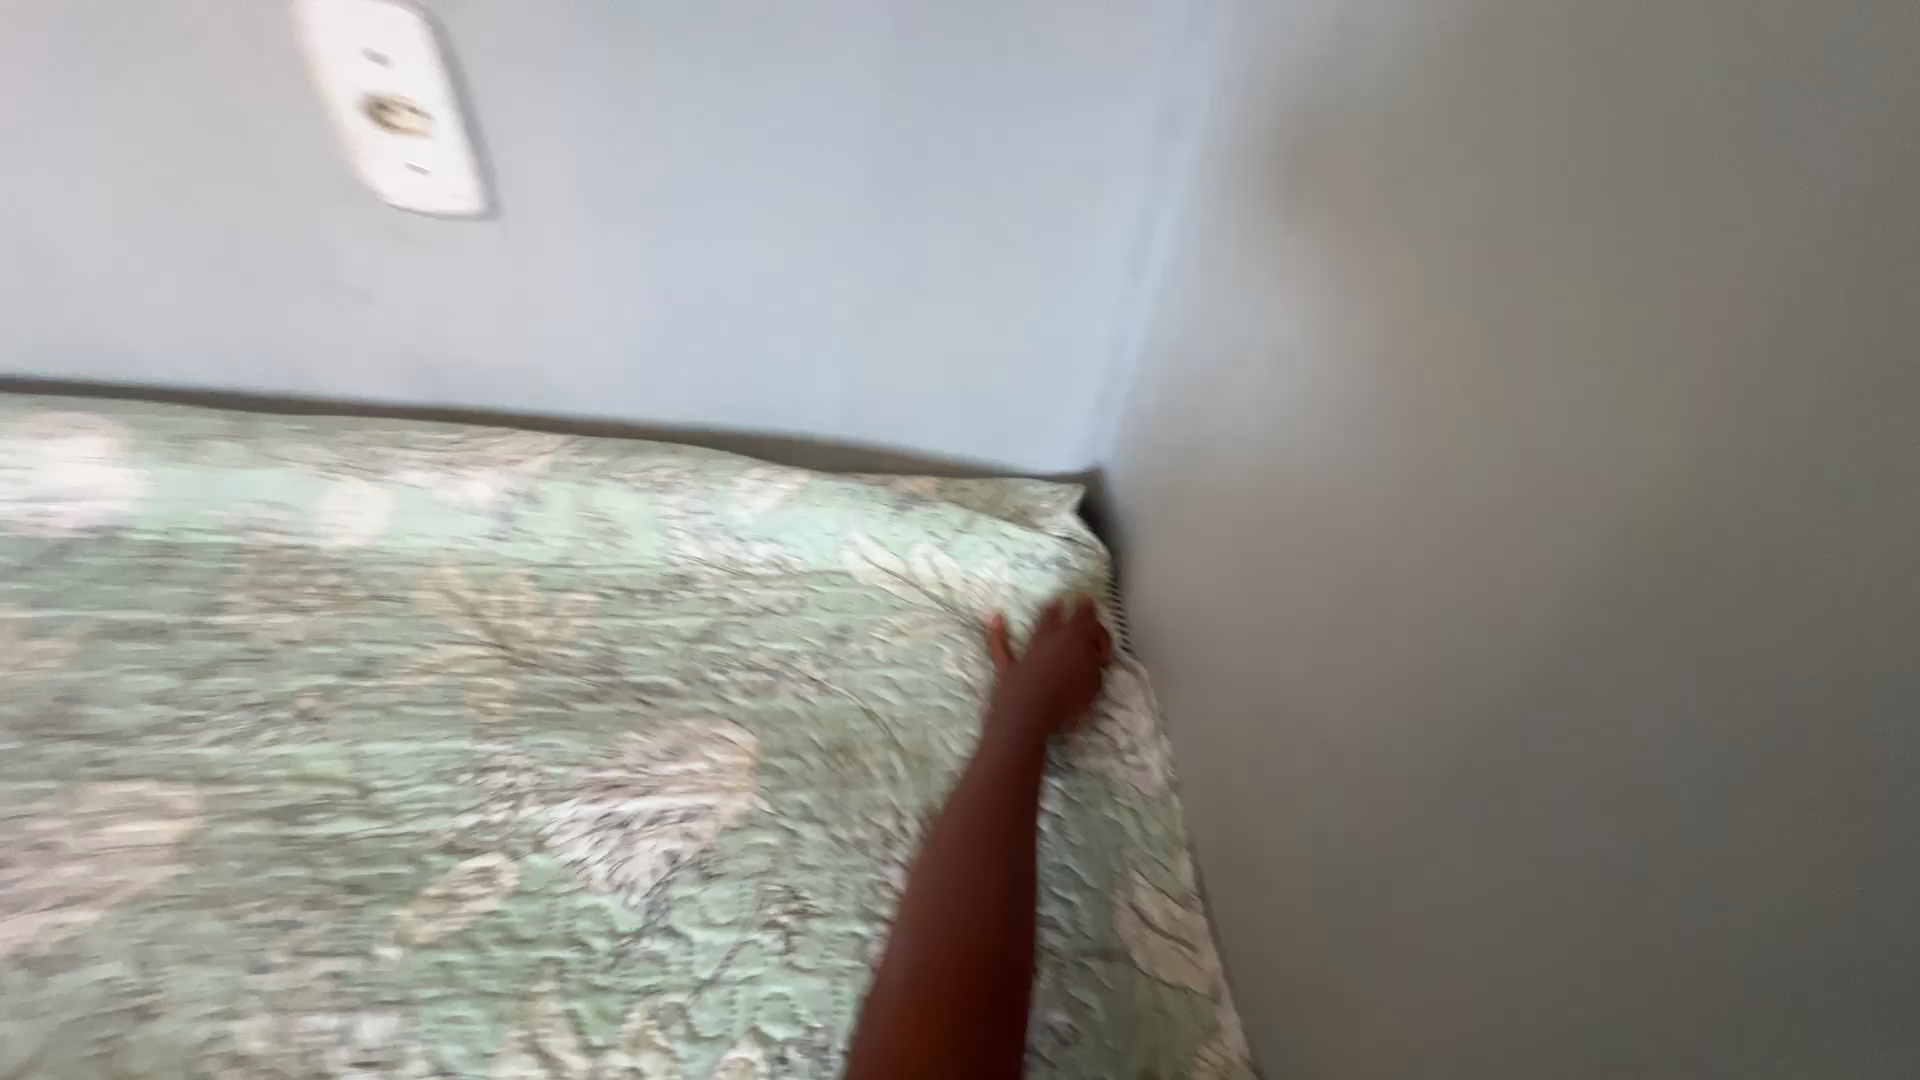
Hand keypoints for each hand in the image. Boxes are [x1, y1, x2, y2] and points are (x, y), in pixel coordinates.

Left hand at [983, 595, 1112, 741]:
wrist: (1030, 712)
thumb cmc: (1068, 700)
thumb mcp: (1094, 685)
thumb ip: (1094, 667)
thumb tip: (1091, 659)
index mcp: (1077, 640)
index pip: (1094, 627)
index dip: (1102, 636)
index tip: (1104, 657)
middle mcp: (1053, 638)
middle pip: (1068, 618)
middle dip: (1078, 609)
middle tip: (1083, 599)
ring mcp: (1030, 649)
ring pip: (1041, 625)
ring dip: (1048, 613)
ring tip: (1052, 602)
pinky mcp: (1010, 664)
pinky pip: (1000, 645)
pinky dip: (996, 631)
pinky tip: (994, 617)